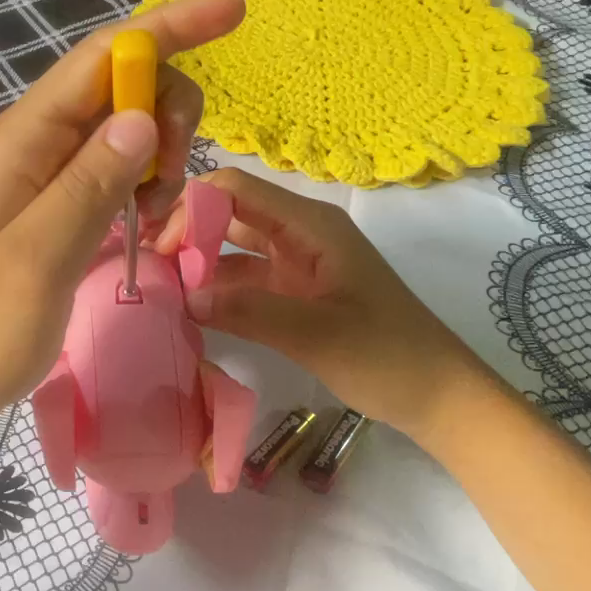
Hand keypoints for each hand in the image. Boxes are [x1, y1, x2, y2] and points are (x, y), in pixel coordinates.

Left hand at [0, 0, 245, 429]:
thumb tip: (142, 116)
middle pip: (118, 85)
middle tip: (169, 184)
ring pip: (122, 127)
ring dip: (158, 155)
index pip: (100, 57)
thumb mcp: (38, 259)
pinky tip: (145, 224)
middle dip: (166, 112)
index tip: (233, 12)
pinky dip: (142, 184)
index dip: (167, 29)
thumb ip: (90, 184)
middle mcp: (30, 142)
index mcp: (20, 140)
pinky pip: (112, 169)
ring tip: (153, 217)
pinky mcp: (52, 203)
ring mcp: (40, 172)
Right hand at [157, 168, 495, 444]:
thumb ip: (249, 310)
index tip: (160, 245)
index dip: (192, 207)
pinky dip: (215, 286)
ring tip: (157, 285)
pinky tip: (188, 306)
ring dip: (197, 260)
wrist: (443, 400)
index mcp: (310, 225)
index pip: (235, 189)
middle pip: (228, 211)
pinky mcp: (293, 290)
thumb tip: (184, 296)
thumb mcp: (317, 334)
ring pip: (231, 244)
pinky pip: (243, 276)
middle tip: (147, 264)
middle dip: (186, 230)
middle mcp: (298, 232)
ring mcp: (295, 262)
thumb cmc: (389, 357)